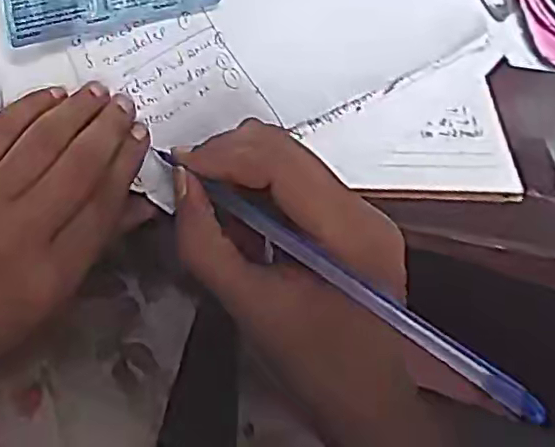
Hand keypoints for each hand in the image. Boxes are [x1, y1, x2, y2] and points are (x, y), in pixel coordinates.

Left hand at [0, 83, 150, 402]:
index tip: (140, 136)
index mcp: (51, 271)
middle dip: (107, 129)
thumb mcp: (53, 297)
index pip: (101, 204)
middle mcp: (21, 229)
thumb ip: (96, 244)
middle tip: (125, 104)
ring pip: (41, 141)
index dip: (125, 164)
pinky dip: (29, 108)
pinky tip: (52, 96)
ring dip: (74, 110)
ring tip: (97, 92)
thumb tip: (139, 201)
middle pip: (76, 166)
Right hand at [174, 120, 445, 446]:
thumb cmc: (319, 369)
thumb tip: (181, 182)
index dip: (221, 155)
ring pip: (280, 153)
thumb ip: (203, 240)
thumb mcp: (248, 307)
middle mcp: (361, 210)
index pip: (276, 162)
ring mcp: (357, 209)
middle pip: (279, 146)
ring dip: (236, 166)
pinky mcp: (345, 214)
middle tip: (190, 180)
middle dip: (224, 154)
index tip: (181, 166)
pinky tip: (239, 217)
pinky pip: (287, 174)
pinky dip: (251, 182)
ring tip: (214, 205)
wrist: (373, 408)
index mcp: (349, 234)